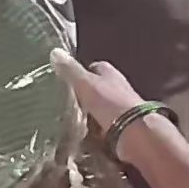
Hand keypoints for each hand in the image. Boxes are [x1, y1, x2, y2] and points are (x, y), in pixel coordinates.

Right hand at [50, 49, 178, 165]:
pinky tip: (85, 135)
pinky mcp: (122, 126)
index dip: (81, 73)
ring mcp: (121, 109)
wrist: (133, 130)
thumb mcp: (85, 83)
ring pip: (101, 108)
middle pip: (98, 89)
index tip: (67, 82)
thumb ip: (70, 70)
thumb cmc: (109, 102)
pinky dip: (95, 130)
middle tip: (66, 105)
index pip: (94, 68)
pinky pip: (104, 126)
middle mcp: (118, 88)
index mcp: (110, 73)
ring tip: (72, 122)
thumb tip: (55, 51)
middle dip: (84, 96)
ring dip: (90, 114)